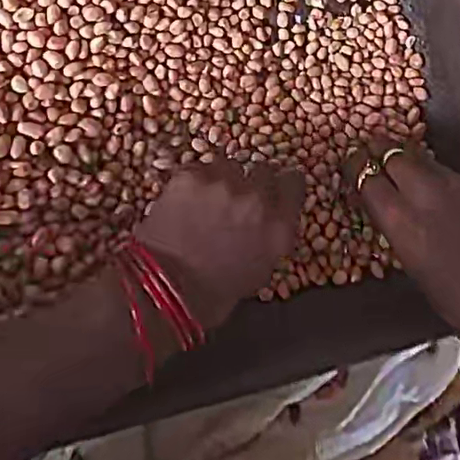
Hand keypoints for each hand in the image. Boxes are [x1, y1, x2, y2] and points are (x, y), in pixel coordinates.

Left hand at [135, 159, 304, 328]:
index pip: (294, 184)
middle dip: (253, 181)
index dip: (284, 183)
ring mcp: (223, 183)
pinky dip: (195, 181)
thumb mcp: (259, 270)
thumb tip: (266, 219)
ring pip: (229, 165)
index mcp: (278, 228)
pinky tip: (185, 199)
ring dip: (223, 179)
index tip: (278, 185)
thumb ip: (270, 236)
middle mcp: (256, 200)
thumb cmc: (214, 293)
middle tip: (237, 197)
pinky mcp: (191, 175)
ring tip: (207, 200)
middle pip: (263, 170)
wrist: (165, 289)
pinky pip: (199, 168)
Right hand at [349, 143, 459, 332]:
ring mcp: (452, 185)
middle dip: (376, 152)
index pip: (367, 178)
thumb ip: (388, 221)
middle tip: (368, 154)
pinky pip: (439, 167)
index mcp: (402, 220)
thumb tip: (372, 196)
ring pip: (416, 155)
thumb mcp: (405, 258)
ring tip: (394, 164)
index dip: (356, 170)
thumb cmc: (448, 292)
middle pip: (391, 154)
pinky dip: (427, 170)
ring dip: (401, 158)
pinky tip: (426, 184)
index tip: (350, 168)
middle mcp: (424, 195)